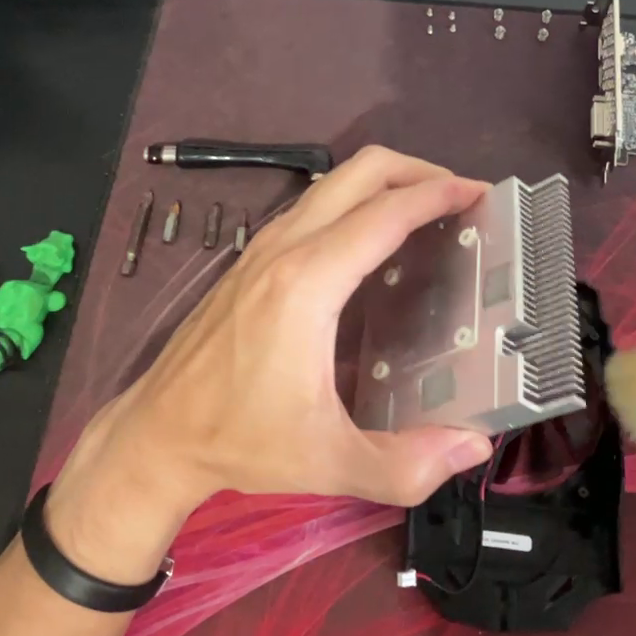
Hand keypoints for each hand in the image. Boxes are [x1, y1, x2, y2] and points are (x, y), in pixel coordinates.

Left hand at [46, 147, 495, 561]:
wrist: (157, 434)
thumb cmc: (241, 441)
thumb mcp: (329, 463)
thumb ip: (406, 464)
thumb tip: (475, 446)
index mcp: (306, 284)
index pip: (384, 214)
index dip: (438, 195)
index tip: (479, 194)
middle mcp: (285, 249)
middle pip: (359, 172)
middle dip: (417, 171)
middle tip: (460, 197)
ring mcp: (263, 246)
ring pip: (334, 181)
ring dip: (386, 183)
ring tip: (428, 213)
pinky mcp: (252, 257)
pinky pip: (314, 204)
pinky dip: (356, 201)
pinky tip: (375, 241)